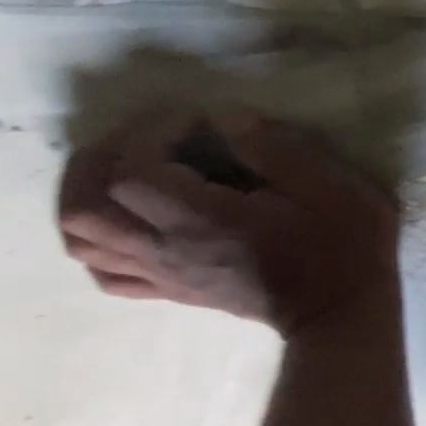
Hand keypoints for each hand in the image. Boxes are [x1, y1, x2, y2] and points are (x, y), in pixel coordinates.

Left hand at [58, 109, 401, 337]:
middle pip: (83, 206)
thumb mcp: (329, 183)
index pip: (135, 170)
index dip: (156, 131)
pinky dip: (102, 238)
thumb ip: (275, 147)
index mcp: (202, 221)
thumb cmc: (343, 242)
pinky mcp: (170, 290)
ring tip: (130, 166)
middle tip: (150, 133)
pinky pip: (105, 270)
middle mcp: (164, 250)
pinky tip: (133, 218)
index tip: (202, 116)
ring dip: (90, 195)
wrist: (341, 308)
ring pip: (82, 239)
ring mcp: (161, 275)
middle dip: (102, 158)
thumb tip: (228, 117)